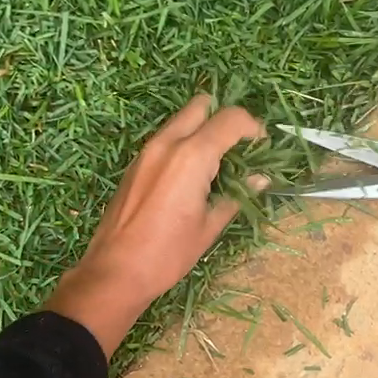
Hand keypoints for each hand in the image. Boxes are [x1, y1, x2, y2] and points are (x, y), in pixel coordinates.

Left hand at [45, 95, 265, 357]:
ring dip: (202, 130)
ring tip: (217, 164)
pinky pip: (164, 140)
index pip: (230, 119)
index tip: (262, 147)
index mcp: (191, 156)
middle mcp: (166, 144)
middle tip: (238, 147)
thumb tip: (260, 179)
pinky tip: (192, 176)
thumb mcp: (209, 227)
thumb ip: (237, 196)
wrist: (115, 271)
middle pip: (201, 106)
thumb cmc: (167, 254)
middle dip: (224, 119)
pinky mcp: (134, 165)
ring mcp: (146, 152)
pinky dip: (183, 144)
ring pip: (180, 121)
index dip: (253, 128)